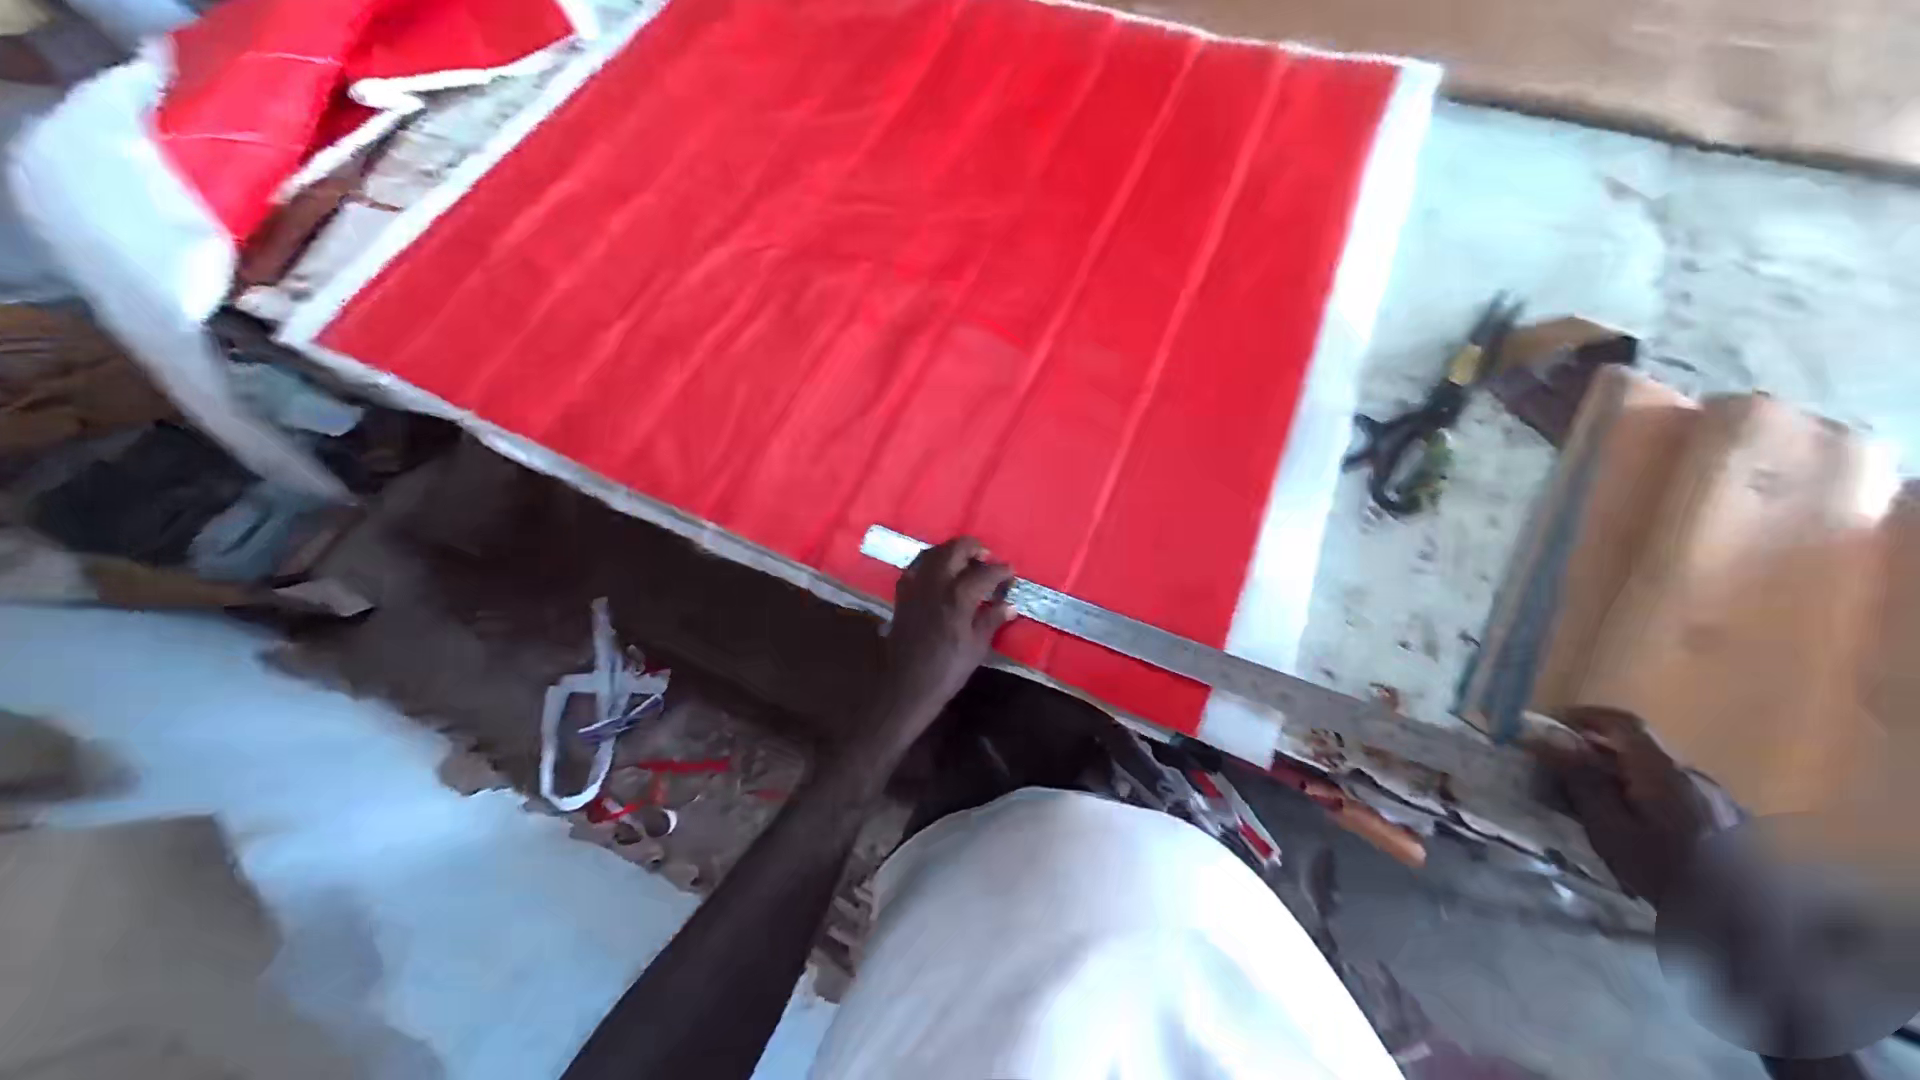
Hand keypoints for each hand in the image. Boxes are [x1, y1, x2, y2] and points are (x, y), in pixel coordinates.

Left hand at [876, 536, 1015, 731]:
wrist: (907, 685)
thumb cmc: (947, 670)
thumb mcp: (977, 647)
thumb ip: (992, 620)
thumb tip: (1010, 605)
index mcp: (957, 597)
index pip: (984, 573)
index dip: (1001, 570)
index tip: (1011, 571)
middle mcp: (935, 584)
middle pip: (954, 549)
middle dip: (974, 548)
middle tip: (987, 557)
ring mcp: (915, 586)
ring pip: (934, 552)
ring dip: (951, 551)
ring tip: (965, 561)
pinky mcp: (902, 594)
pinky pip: (916, 566)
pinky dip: (931, 562)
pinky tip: (939, 572)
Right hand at [1539, 705, 1711, 902]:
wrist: (1748, 927)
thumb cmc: (1667, 874)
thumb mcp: (1611, 829)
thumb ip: (1582, 781)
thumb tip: (1549, 740)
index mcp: (1664, 772)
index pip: (1623, 723)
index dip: (1584, 716)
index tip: (1550, 723)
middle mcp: (1694, 775)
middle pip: (1639, 744)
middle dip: (1595, 744)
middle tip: (1559, 759)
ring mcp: (1716, 796)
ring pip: (1656, 767)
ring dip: (1618, 767)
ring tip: (1589, 791)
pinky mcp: (1726, 817)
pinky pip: (1673, 787)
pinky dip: (1641, 786)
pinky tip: (1631, 814)